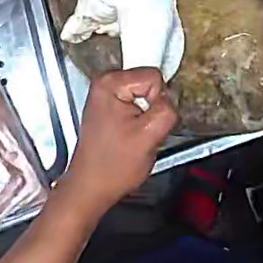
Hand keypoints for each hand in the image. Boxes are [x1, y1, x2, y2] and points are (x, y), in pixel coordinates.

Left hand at [56, 68, 176, 219]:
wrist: (92, 185)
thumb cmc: (113, 165)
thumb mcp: (149, 136)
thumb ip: (166, 110)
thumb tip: (170, 98)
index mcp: (110, 83)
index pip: (154, 76)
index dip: (158, 101)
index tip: (146, 122)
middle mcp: (104, 82)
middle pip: (149, 83)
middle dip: (151, 108)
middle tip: (140, 131)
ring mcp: (105, 94)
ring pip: (145, 95)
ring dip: (145, 115)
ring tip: (132, 134)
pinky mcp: (107, 105)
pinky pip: (136, 104)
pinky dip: (138, 119)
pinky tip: (128, 134)